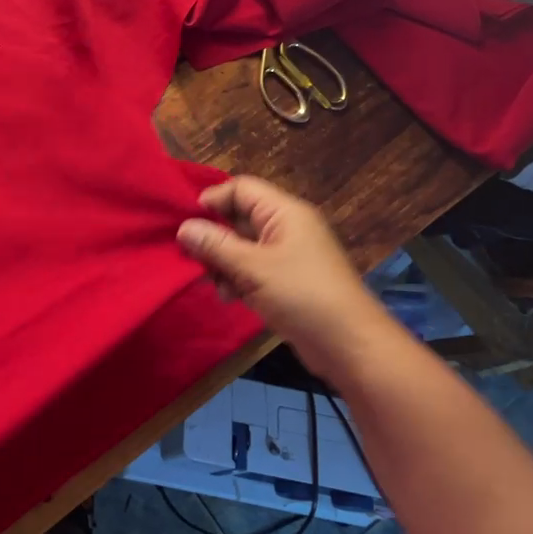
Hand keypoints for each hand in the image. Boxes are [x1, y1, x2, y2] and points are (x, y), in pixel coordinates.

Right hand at [176, 175, 398, 379]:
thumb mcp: (252, 268)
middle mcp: (285, 227)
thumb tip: (183, 227)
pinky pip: (251, 269)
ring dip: (222, 263)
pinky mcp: (286, 280)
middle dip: (213, 238)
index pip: (240, 188)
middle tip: (193, 259)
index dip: (212, 201)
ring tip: (216, 285)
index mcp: (284, 213)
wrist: (349, 345)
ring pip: (241, 246)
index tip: (186, 224)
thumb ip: (215, 245)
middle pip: (237, 218)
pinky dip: (237, 279)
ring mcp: (287, 255)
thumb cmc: (302, 295)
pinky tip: (231, 298)